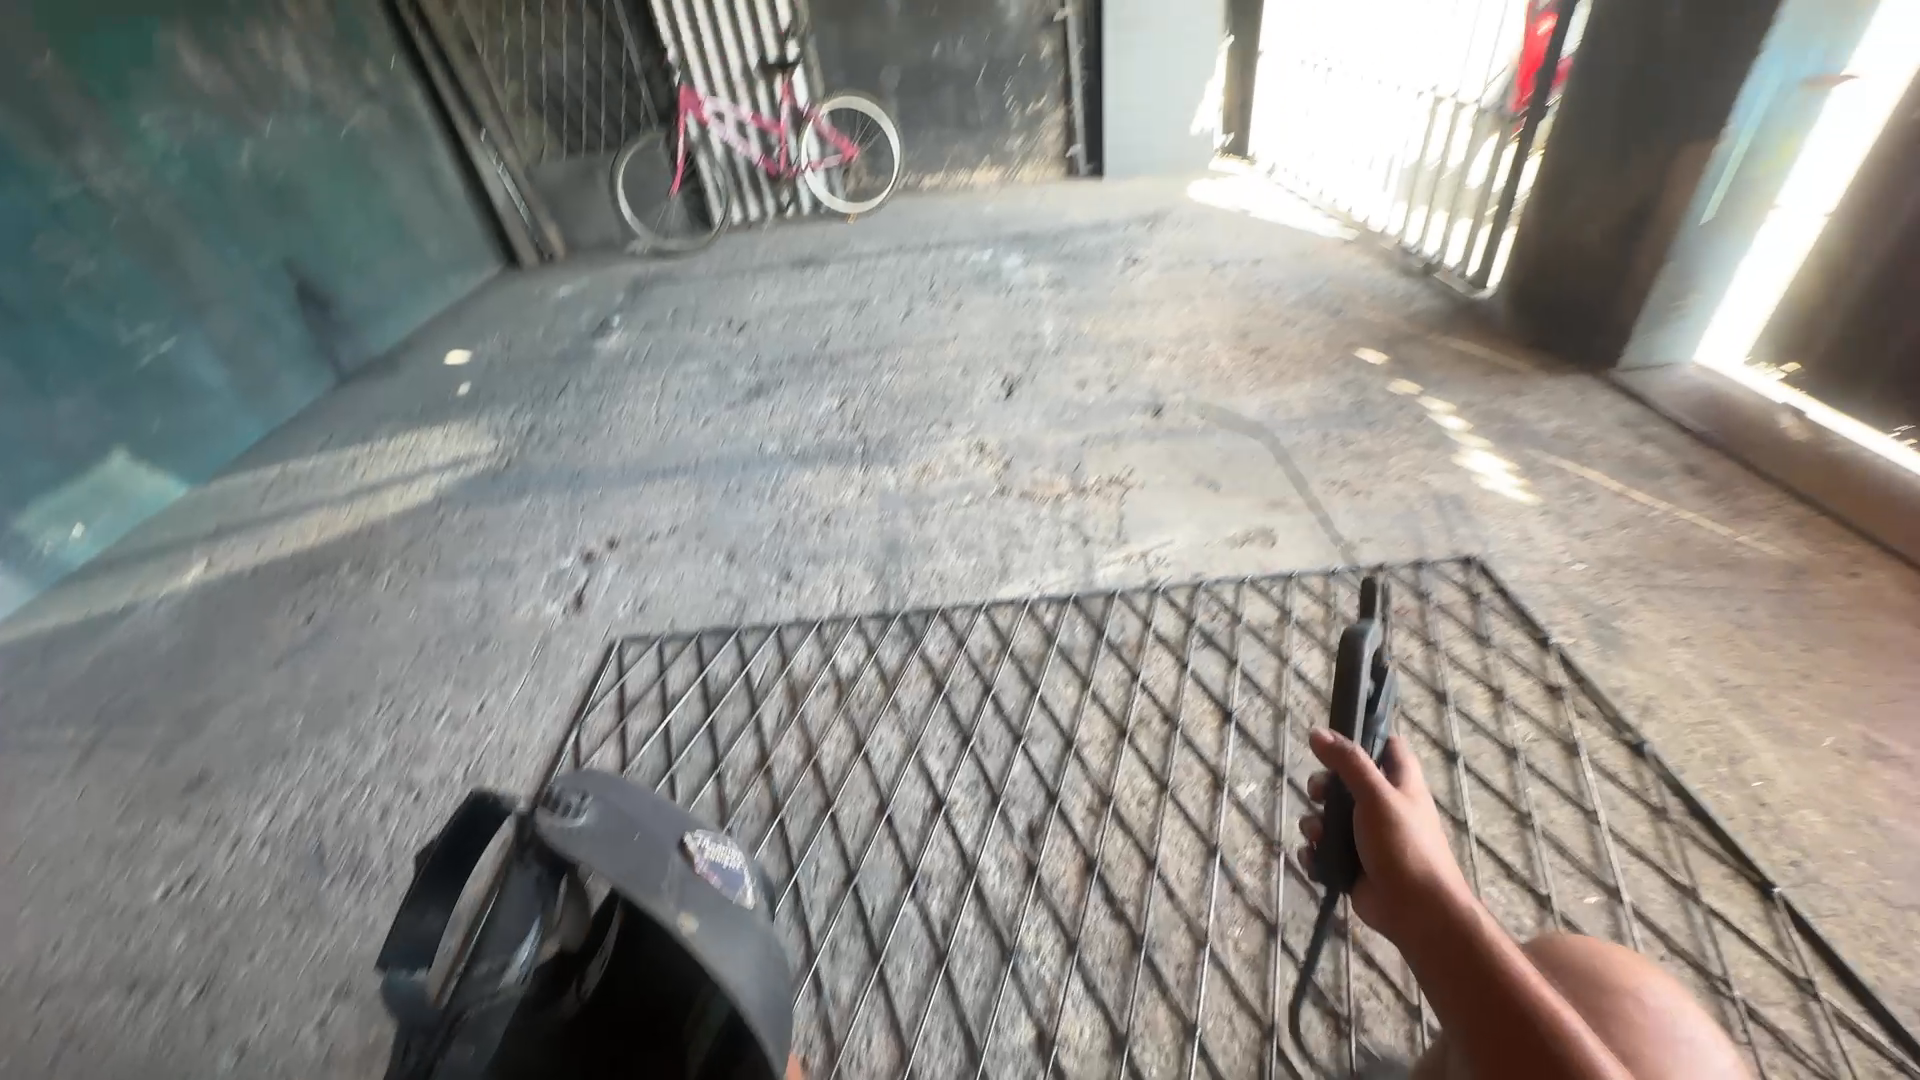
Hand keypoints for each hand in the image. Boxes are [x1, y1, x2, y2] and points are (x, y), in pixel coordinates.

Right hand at [1295, 729, 1471, 944]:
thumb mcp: (1376, 795)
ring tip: (1317, 836)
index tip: (1336, 739)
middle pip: (1344, 783)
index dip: (1365, 738)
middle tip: (1318, 793)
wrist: (1418, 913)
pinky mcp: (1351, 864)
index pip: (1387, 747)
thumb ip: (1348, 762)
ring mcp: (1366, 838)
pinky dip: (1314, 853)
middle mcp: (1383, 807)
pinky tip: (1315, 858)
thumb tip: (1317, 731)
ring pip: (1328, 818)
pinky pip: (1322, 851)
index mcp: (1400, 785)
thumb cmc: (1404, 846)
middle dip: (1323, 787)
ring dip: (1314, 824)